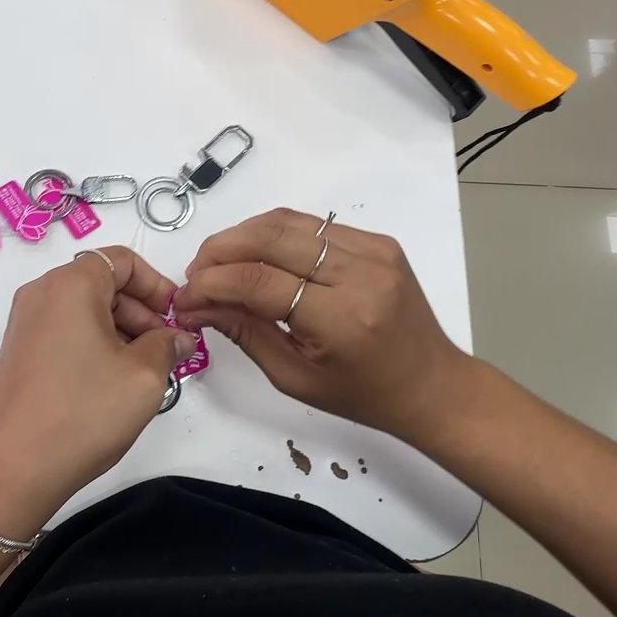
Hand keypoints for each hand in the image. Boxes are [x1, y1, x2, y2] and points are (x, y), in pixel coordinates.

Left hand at [0, 248, 196, 539]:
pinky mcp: (19, 350)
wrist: (13, 466)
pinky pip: (65, 330)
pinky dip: (94, 343)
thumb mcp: (142, 377)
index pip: (121, 260)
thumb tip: (177, 337)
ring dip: (121, 330)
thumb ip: (167, 345)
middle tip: (168, 351)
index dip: (157, 284)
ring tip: (146, 371)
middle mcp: (41, 293)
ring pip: (84, 309)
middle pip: (102, 282)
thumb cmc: (83, 412)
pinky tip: (113, 381)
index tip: (179, 318)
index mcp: (69, 284)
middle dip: (141, 310)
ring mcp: (24, 322)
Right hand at [172, 209, 473, 441]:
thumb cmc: (362, 395)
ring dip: (240, 236)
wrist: (433, 385)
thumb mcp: (294, 378)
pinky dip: (271, 235)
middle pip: (268, 238)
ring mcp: (372, 250)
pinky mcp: (377, 240)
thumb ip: (244, 333)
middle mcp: (360, 274)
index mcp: (342, 318)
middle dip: (218, 251)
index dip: (210, 284)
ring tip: (216, 263)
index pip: (257, 281)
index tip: (183, 297)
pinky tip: (254, 256)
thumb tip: (195, 305)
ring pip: (284, 221)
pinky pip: (309, 224)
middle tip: (194, 274)